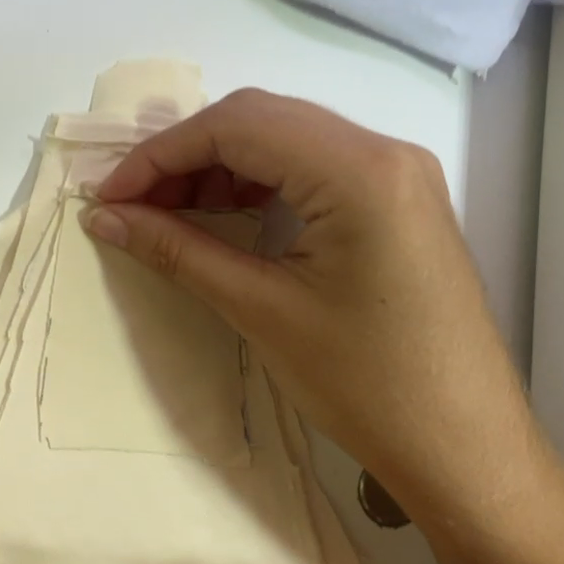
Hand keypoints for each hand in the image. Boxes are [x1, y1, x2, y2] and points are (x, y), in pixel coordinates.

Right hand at [85, 89, 540, 506]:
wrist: (460, 443)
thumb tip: (104, 217)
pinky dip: (253, 184)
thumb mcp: (259, 309)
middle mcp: (384, 152)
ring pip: (283, 139)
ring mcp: (396, 175)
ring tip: (167, 216)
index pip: (236, 126)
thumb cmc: (363, 382)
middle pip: (259, 120)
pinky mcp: (395, 203)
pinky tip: (221, 218)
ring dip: (216, 168)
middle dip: (183, 156)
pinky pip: (310, 167)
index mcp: (359, 170)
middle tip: (130, 205)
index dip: (158, 155)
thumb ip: (177, 250)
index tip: (107, 197)